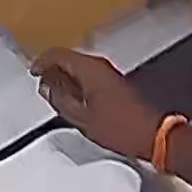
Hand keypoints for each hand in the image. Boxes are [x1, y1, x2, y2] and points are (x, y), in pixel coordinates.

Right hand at [31, 48, 161, 157]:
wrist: (157, 138)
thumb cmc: (122, 128)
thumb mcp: (82, 118)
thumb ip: (60, 100)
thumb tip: (47, 88)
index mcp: (89, 68)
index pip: (57, 54)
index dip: (41, 61)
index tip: (33, 71)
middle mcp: (99, 65)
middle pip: (68, 58)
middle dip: (53, 69)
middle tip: (42, 83)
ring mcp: (109, 73)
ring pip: (79, 66)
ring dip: (65, 76)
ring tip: (56, 92)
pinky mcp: (116, 83)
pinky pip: (89, 74)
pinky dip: (77, 81)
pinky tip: (75, 98)